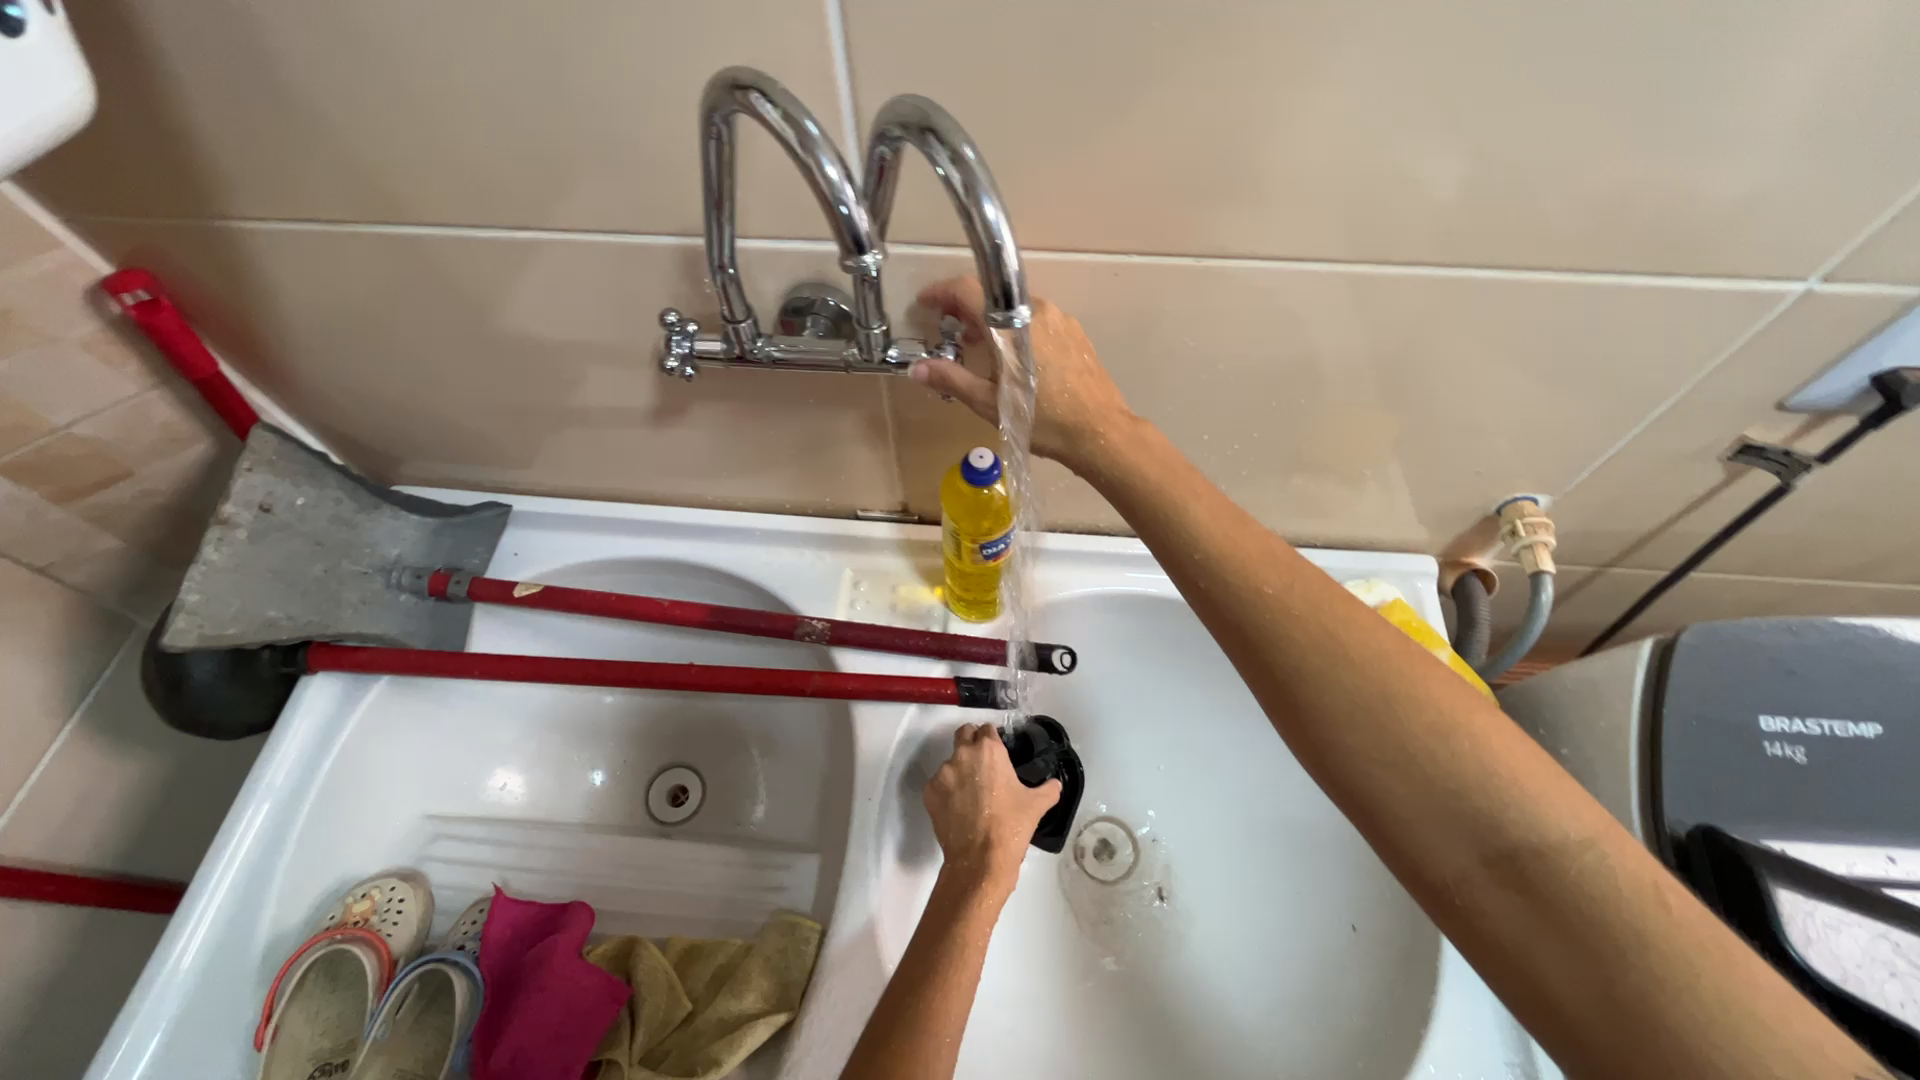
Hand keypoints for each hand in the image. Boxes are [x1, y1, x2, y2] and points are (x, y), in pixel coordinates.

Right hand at [911, 277, 1136, 474]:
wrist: (1099, 432)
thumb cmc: (1042, 420)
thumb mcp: (989, 403)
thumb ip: (951, 379)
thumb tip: (917, 369)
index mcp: (1009, 325)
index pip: (968, 289)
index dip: (941, 292)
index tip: (925, 303)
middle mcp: (1035, 311)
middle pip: (993, 296)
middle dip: (966, 309)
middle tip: (949, 330)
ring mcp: (1059, 319)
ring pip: (1015, 309)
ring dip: (992, 321)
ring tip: (979, 347)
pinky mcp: (1074, 332)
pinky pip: (1037, 320)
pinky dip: (1017, 329)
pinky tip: (1015, 358)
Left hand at [924, 723, 1062, 900]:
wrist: (980, 859)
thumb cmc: (1011, 826)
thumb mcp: (1037, 805)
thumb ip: (1049, 789)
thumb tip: (1055, 785)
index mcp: (989, 750)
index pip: (987, 729)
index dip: (992, 738)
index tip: (998, 751)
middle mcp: (962, 755)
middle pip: (964, 734)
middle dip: (972, 742)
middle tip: (983, 764)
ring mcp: (942, 773)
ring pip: (951, 762)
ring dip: (960, 770)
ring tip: (972, 794)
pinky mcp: (929, 793)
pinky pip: (939, 784)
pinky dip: (947, 791)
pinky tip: (959, 809)